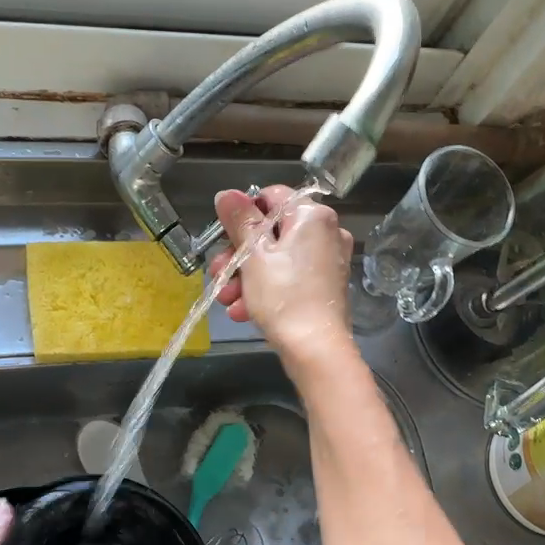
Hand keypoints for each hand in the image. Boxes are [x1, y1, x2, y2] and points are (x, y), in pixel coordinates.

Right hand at [209, 185, 355, 367]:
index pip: (271, 197)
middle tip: (217, 275)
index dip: (243, 216)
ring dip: (246, 279)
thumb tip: (226, 194)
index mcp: (312, 216)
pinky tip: (243, 312)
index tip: (224, 239)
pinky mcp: (324, 289)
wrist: (316, 350)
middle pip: (271, 233)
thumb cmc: (284, 298)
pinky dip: (266, 292)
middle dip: (239, 256)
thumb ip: (240, 222)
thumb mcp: (254, 256)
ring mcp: (327, 263)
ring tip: (227, 301)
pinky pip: (289, 280)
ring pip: (277, 260)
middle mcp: (326, 233)